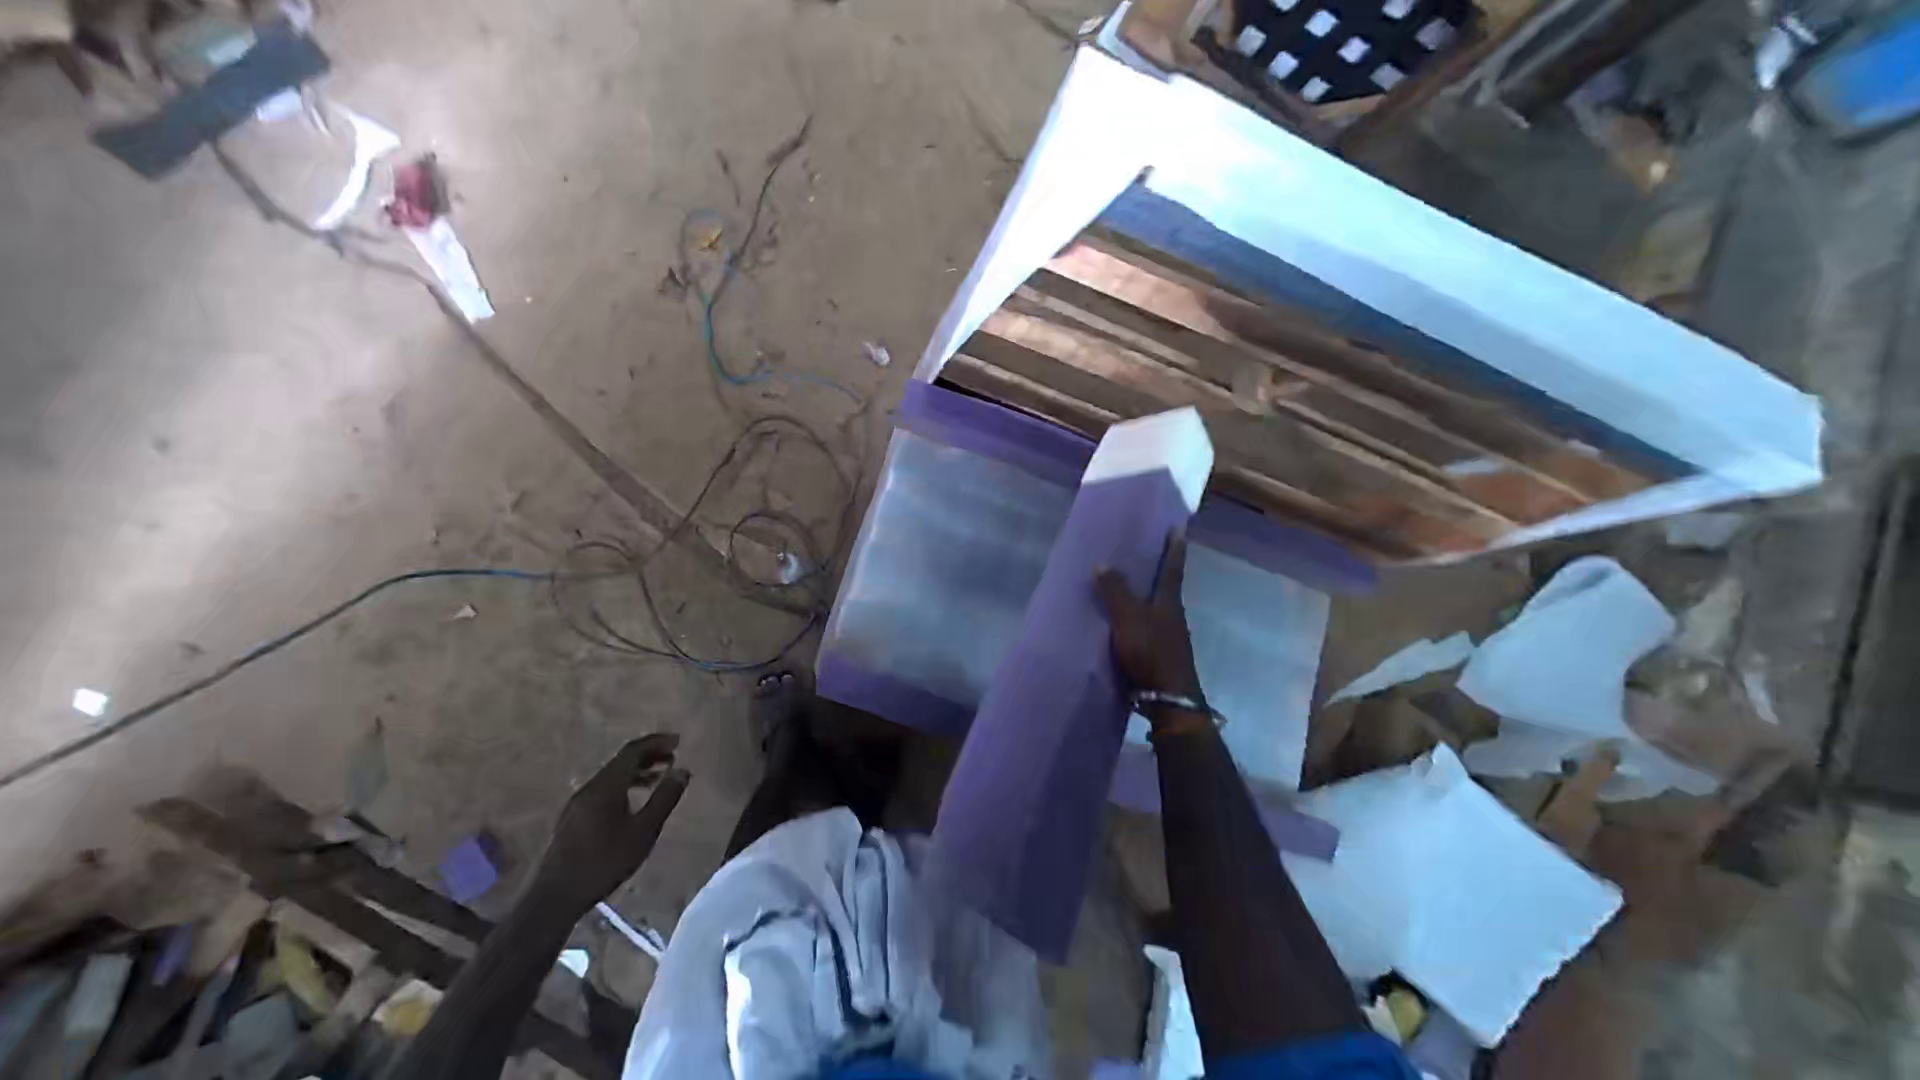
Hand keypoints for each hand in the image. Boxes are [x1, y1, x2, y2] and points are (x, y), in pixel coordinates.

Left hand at [534, 733, 688, 912]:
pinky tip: (634, 800)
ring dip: (637, 770)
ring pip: (612, 776)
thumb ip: (664, 799)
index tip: (678, 741)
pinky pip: (604, 789)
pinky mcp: (574, 818)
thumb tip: (682, 771)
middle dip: (648, 754)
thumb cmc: (604, 862)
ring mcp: (578, 803)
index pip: (632, 751)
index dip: (656, 742)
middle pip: (621, 761)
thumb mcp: (643, 832)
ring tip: (660, 776)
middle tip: (673, 756)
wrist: (556, 897)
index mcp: (606, 786)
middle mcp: (590, 788)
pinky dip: (624, 785)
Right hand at [1096, 529, 1203, 712]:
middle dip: (1158, 571)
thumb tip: (1103, 563)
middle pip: (1166, 588)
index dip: (1174, 549)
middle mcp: (1172, 616)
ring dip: (1145, 597)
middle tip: (1146, 553)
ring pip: (1156, 609)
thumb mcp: (1128, 618)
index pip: (1172, 568)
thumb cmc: (1151, 652)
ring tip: (1127, 587)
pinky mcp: (1159, 654)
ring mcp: (1168, 637)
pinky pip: (1146, 628)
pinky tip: (1122, 623)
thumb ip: (1115, 592)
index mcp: (1168, 602)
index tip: (1177, 529)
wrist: (1168, 699)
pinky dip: (1136, 619)